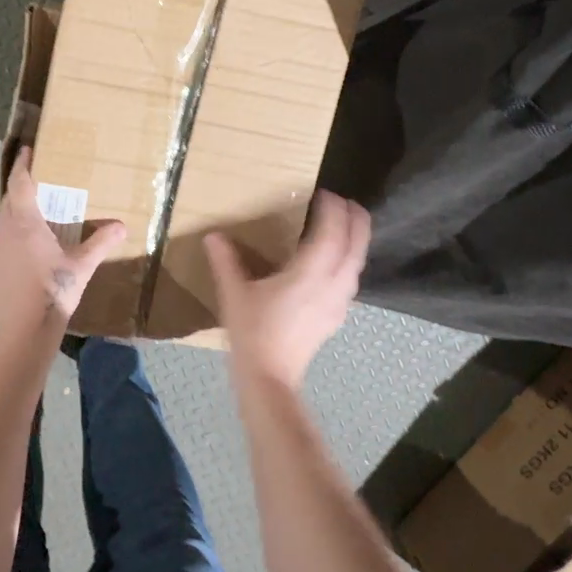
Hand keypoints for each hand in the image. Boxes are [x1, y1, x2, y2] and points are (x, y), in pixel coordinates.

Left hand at [0, 147, 126, 337]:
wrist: (25, 329)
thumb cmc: (55, 290)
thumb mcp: (82, 265)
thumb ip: (101, 243)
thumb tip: (121, 226)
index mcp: (25, 223)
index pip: (19, 184)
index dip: (22, 165)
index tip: (26, 151)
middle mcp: (4, 232)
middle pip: (9, 202)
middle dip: (20, 191)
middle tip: (37, 186)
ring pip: (3, 226)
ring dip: (16, 219)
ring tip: (34, 222)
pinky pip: (0, 248)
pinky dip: (11, 244)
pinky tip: (25, 257)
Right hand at [205, 190, 368, 389]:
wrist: (270, 378)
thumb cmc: (252, 333)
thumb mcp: (234, 293)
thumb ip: (226, 261)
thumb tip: (213, 235)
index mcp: (311, 271)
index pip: (333, 230)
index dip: (333, 208)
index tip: (322, 192)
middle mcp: (333, 282)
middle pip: (356, 242)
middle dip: (354, 218)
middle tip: (342, 201)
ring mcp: (340, 301)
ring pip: (358, 261)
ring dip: (355, 238)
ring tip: (342, 224)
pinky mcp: (338, 315)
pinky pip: (351, 278)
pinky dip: (349, 259)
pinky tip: (333, 261)